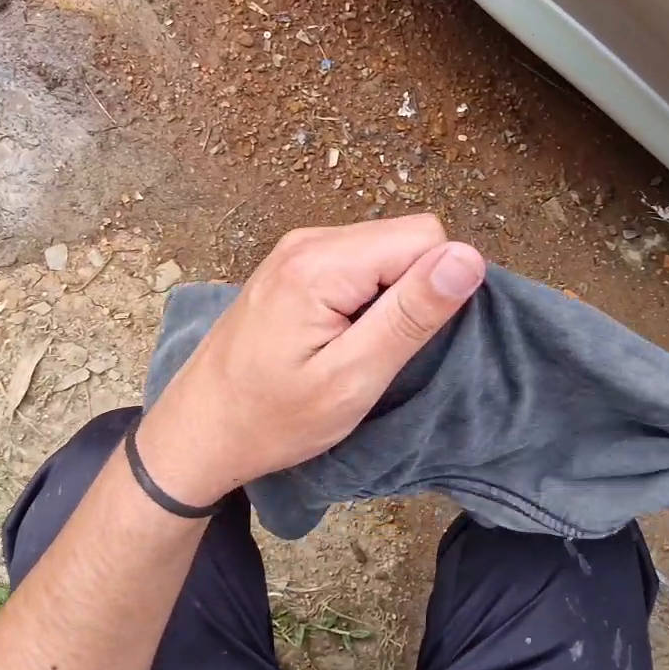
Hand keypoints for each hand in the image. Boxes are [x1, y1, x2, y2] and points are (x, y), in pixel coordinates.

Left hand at [135, 215, 485, 503]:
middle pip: (405, 238)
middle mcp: (309, 240)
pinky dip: (366, 297)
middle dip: (412, 291)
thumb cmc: (272, 419)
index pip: (426, 238)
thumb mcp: (352, 377)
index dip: (434, 288)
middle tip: (378, 350)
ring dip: (388, 297)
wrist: (198, 431)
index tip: (406, 341)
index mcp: (322, 263)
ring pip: (384, 250)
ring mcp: (297, 249)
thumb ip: (411, 314)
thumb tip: (470, 257)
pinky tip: (339, 337)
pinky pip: (358, 262)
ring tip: (356, 348)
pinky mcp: (293, 265)